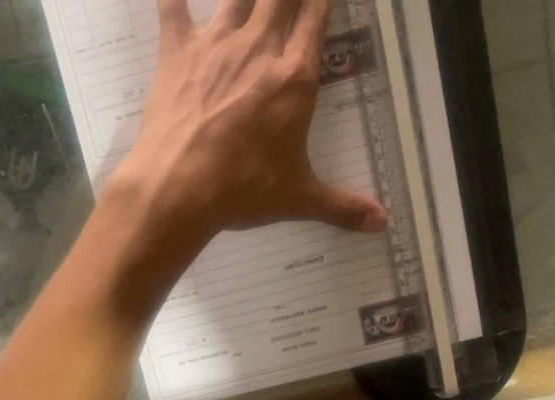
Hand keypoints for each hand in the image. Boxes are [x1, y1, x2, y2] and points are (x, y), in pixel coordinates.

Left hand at [106, 0, 387, 249]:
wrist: (179, 187)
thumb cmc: (243, 190)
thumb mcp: (298, 198)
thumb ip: (342, 205)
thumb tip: (382, 222)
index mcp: (294, 78)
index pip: (316, 16)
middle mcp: (258, 48)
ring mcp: (215, 45)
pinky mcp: (175, 51)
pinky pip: (172, 4)